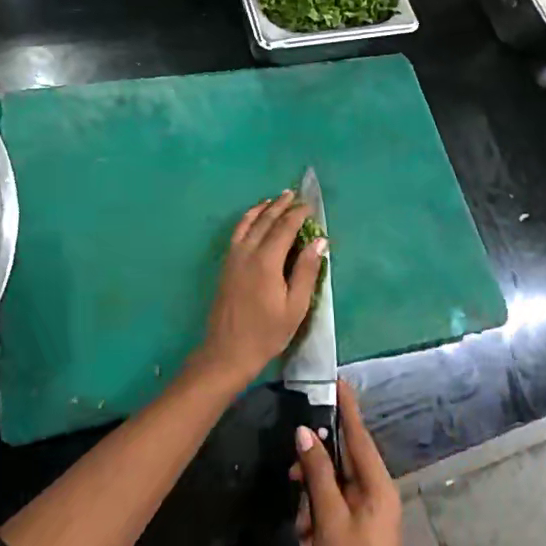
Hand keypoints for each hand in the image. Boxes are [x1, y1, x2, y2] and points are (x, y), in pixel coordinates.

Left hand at [190, 191, 326, 386]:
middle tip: (294, 194)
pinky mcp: (226, 265)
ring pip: (247, 223)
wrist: (227, 351)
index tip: (309, 206)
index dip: (297, 214)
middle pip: (264, 221)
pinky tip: (254, 221)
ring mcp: (233, 258)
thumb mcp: (295, 306)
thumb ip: (307, 271)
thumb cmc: (267, 333)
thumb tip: (319, 241)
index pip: (284, 228)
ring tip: (274, 200)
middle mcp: (247, 253)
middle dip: (280, 206)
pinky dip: (248, 220)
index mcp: (266, 261)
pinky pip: (237, 233)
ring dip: (262, 209)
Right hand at [294, 382, 414, 545]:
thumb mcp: (328, 517)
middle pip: (343, 462)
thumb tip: (306, 431)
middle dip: (314, 470)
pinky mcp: (364, 529)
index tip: (337, 379)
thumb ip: (317, 472)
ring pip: (336, 487)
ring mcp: (373, 512)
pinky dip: (320, 517)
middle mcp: (379, 492)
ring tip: (303, 530)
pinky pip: (338, 507)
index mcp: (378, 484)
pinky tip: (309, 542)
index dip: (347, 406)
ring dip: (314, 501)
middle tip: (291, 478)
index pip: (359, 434)